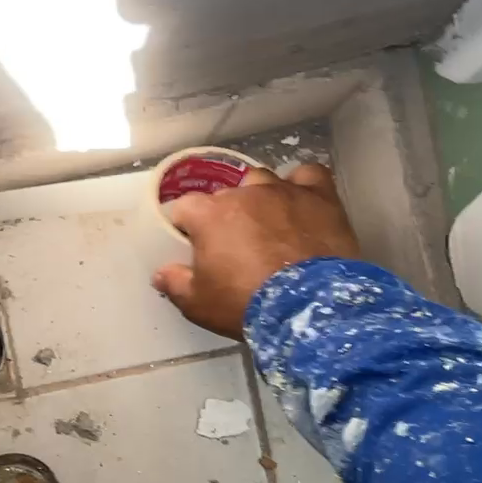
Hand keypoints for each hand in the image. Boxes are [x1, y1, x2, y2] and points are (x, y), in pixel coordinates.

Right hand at [152, 164, 360, 339]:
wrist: (307, 307)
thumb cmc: (244, 302)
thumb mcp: (197, 303)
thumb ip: (175, 283)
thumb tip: (161, 273)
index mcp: (209, 214)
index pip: (184, 207)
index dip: (185, 226)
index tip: (190, 245)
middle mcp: (245, 193)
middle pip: (224, 195)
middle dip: (222, 215)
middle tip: (229, 245)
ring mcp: (284, 191)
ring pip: (262, 181)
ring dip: (257, 197)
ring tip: (263, 223)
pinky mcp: (320, 196)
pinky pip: (307, 176)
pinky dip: (300, 185)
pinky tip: (299, 202)